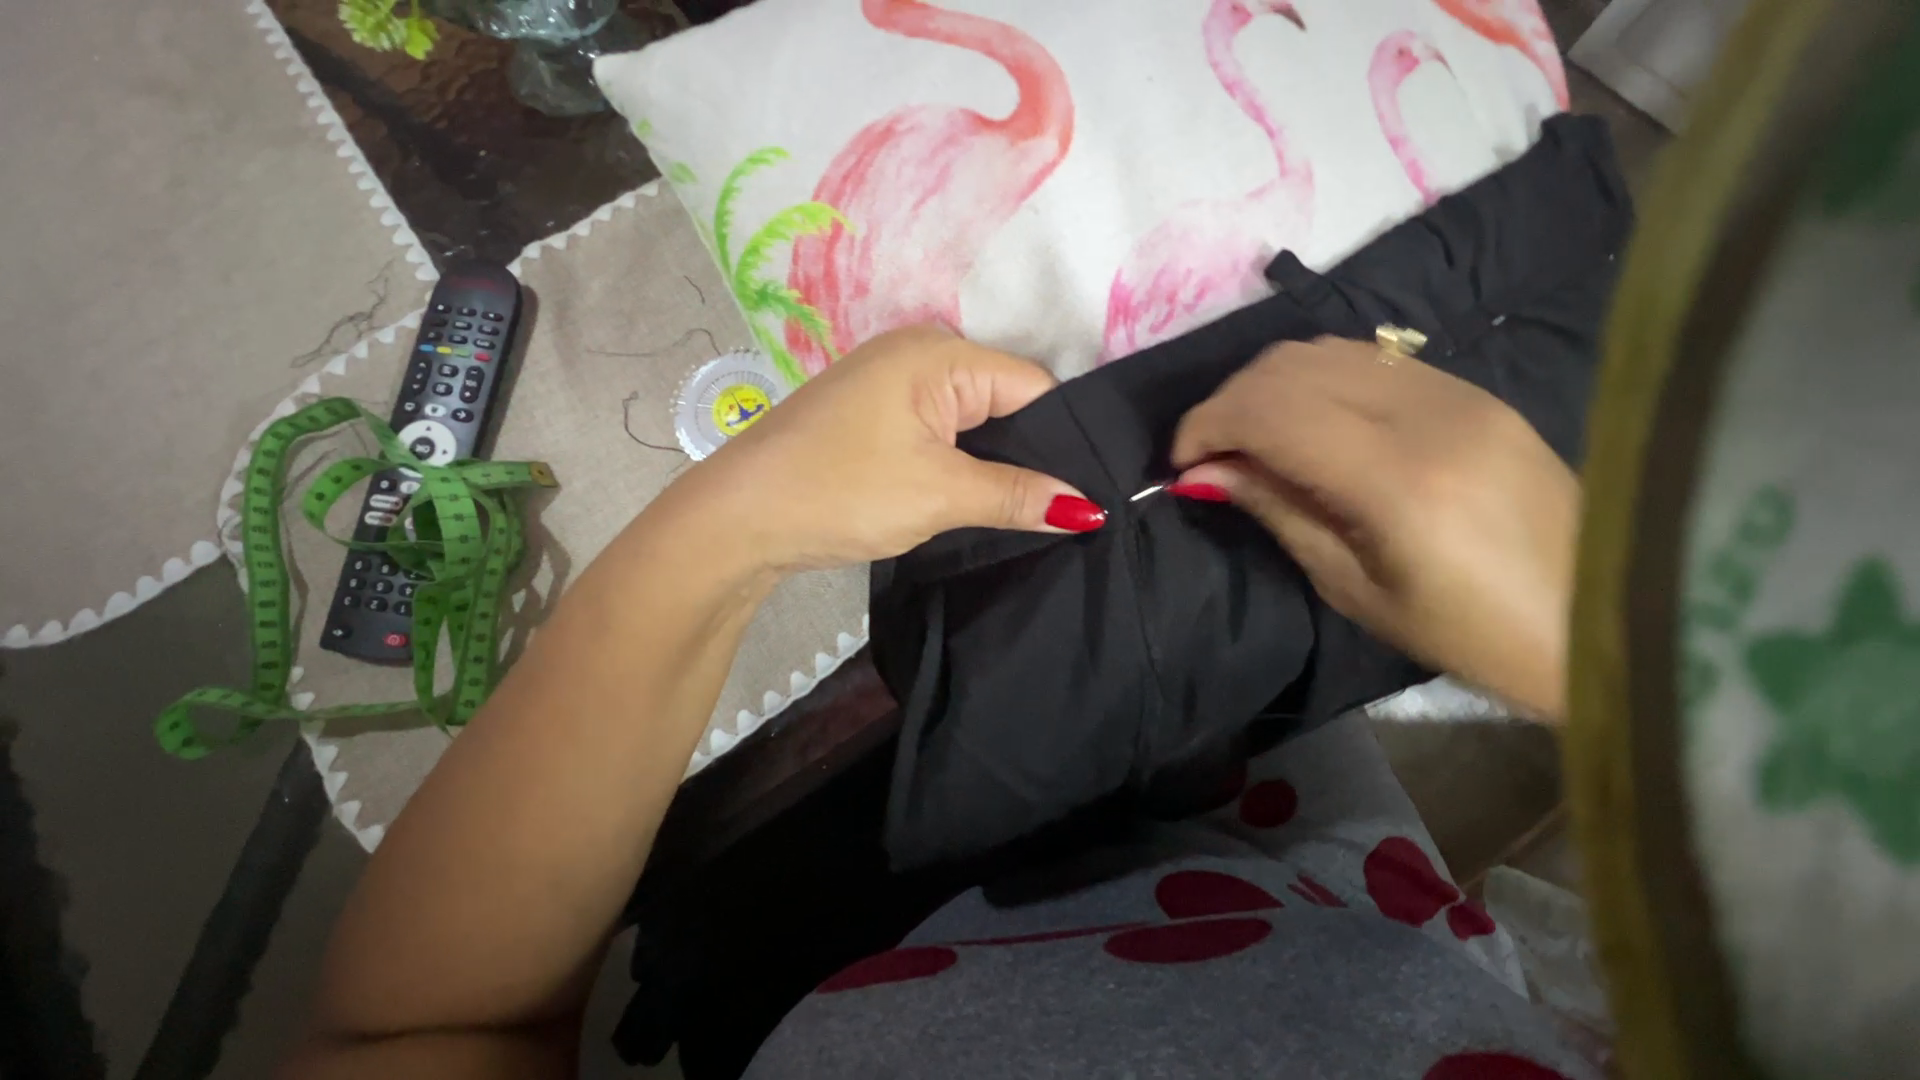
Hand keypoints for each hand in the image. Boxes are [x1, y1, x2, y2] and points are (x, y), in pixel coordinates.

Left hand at [654, 325, 1104, 574]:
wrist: (738, 518)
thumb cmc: (841, 491)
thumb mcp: (939, 494)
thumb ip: (1018, 495)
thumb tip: (1088, 507)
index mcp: (939, 354)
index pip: (1033, 387)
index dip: (1065, 439)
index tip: (1090, 493)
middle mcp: (919, 354)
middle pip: (1006, 399)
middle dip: (1032, 452)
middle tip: (1067, 509)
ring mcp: (892, 383)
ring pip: (973, 420)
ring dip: (997, 462)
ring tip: (1030, 509)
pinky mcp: (875, 415)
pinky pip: (940, 431)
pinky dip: (962, 462)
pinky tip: (977, 497)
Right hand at [1169, 336, 1578, 719]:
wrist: (1605, 617)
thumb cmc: (1469, 632)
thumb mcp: (1353, 587)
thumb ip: (1276, 510)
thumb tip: (1202, 474)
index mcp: (1398, 478)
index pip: (1272, 411)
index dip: (1208, 425)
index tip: (1181, 463)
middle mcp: (1428, 412)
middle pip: (1291, 367)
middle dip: (1228, 402)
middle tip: (1208, 453)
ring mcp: (1457, 392)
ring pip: (1326, 350)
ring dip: (1268, 384)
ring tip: (1248, 436)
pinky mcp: (1473, 390)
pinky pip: (1368, 359)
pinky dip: (1314, 379)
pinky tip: (1304, 420)